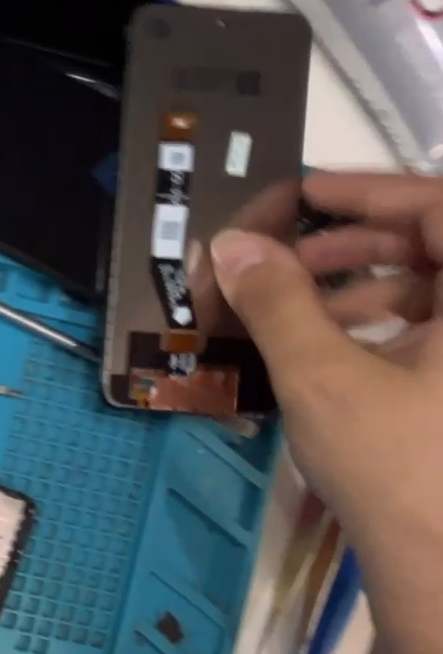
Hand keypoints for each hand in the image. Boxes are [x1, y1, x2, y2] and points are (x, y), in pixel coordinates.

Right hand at [210, 172, 442, 631]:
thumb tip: (232, 245)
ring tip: (285, 310)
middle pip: (440, 246)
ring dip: (358, 287)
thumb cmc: (397, 461)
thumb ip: (277, 303)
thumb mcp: (322, 376)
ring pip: (436, 288)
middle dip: (354, 244)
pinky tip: (324, 347)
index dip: (369, 192)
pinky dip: (380, 325)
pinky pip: (435, 329)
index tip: (295, 193)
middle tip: (274, 261)